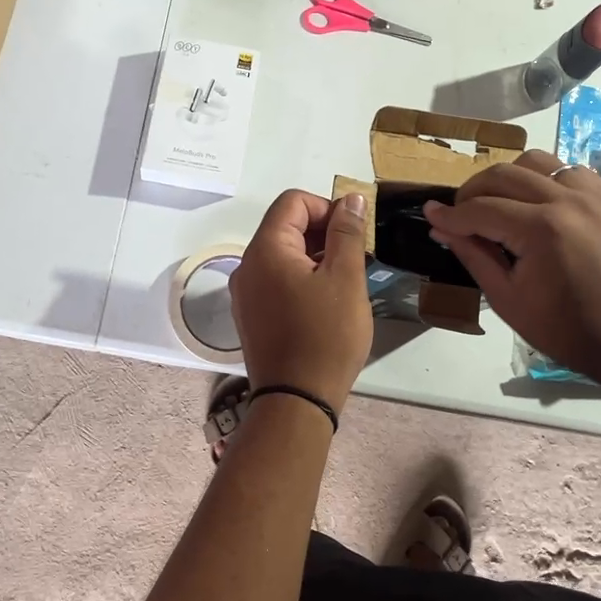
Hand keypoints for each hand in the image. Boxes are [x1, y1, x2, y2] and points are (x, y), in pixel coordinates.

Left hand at [228, 190, 372, 413]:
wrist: (296, 401)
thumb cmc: (326, 336)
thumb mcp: (345, 278)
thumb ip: (346, 233)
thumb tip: (350, 199)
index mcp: (266, 249)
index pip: (293, 202)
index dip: (326, 207)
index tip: (353, 233)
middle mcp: (247, 265)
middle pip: (285, 226)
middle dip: (322, 232)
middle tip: (355, 257)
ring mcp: (245, 292)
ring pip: (282, 255)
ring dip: (314, 256)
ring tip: (345, 281)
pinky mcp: (251, 315)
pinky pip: (276, 280)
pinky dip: (301, 278)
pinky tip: (325, 302)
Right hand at [422, 150, 600, 378]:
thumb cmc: (565, 328)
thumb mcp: (506, 298)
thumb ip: (471, 254)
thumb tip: (439, 225)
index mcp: (541, 229)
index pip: (481, 209)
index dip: (450, 214)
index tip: (430, 214)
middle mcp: (567, 201)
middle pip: (503, 175)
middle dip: (473, 192)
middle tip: (460, 214)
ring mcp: (591, 195)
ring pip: (534, 162)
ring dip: (507, 177)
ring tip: (497, 203)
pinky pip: (566, 169)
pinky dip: (543, 177)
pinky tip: (534, 201)